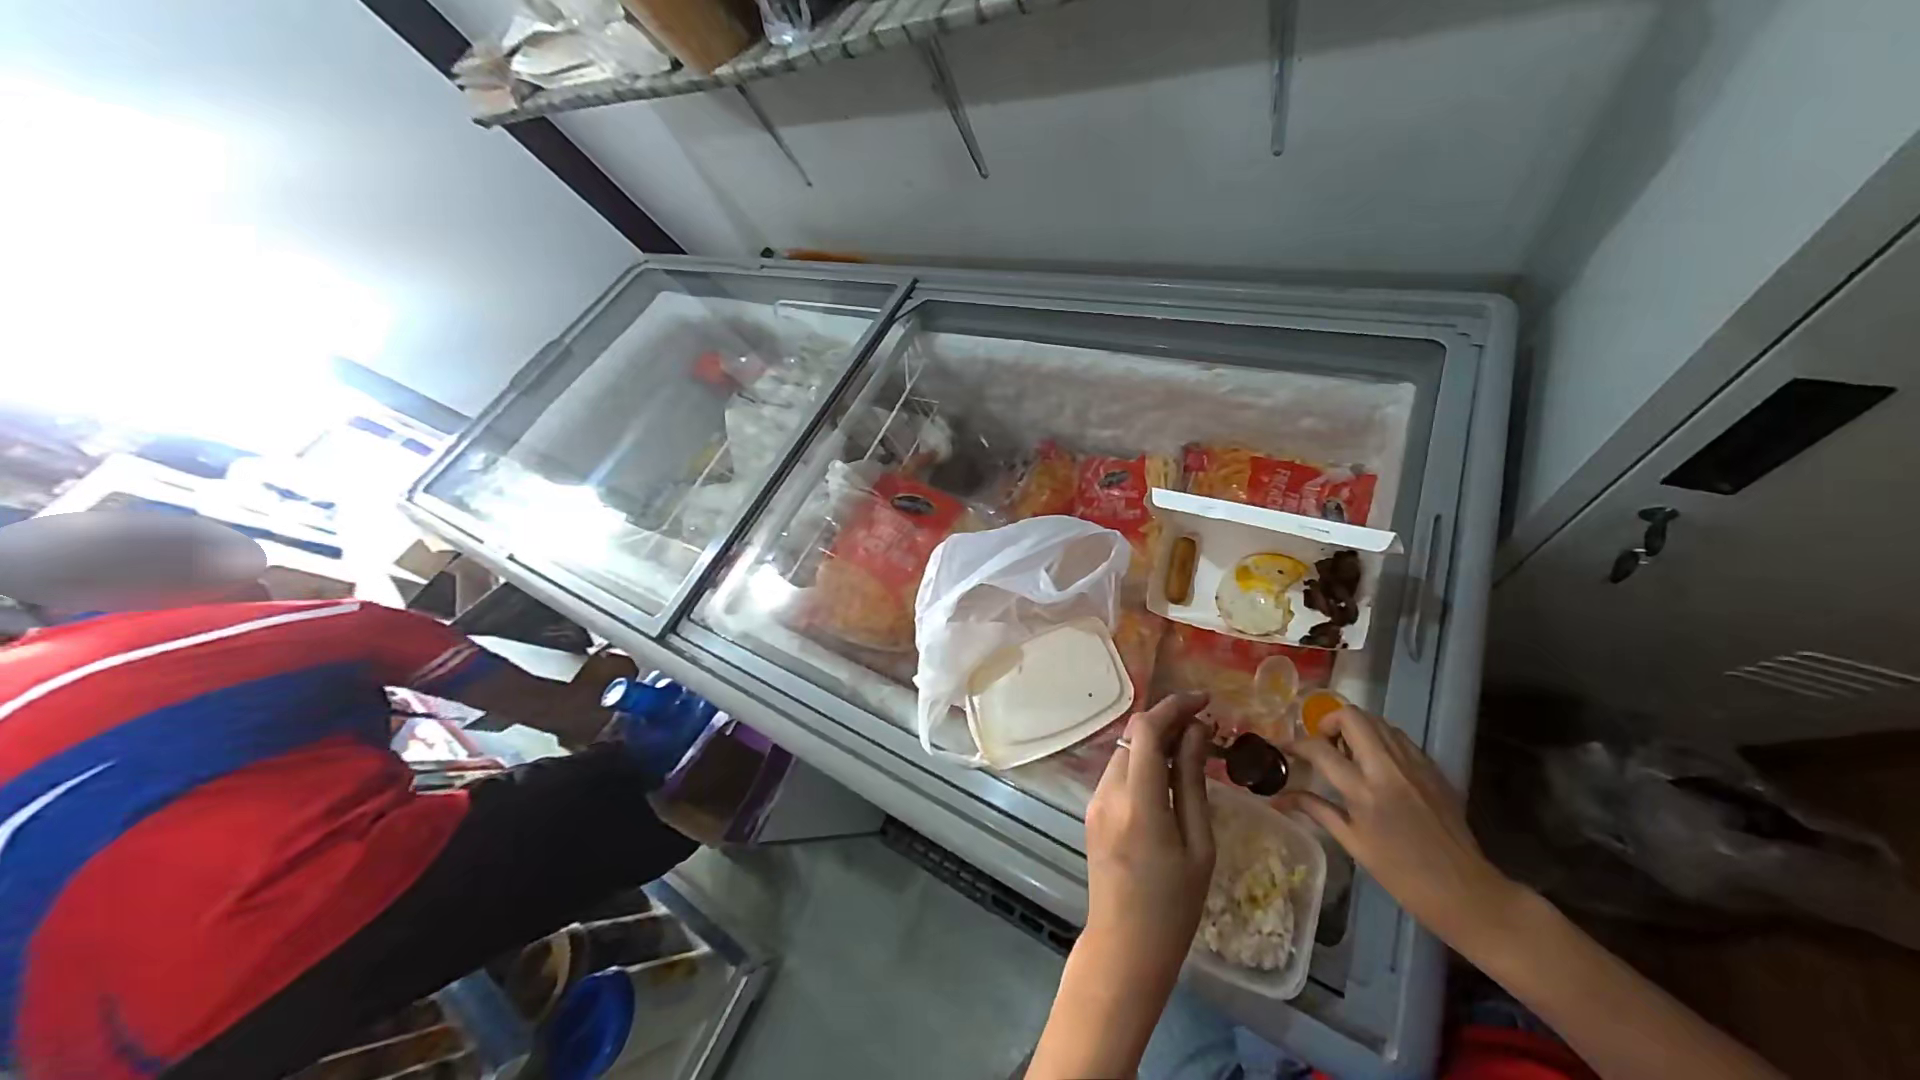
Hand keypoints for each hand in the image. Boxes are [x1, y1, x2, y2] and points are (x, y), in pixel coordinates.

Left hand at [1082, 692, 1214, 975]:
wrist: (1125, 945)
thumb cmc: (1174, 904)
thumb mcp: (1198, 844)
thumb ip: (1191, 782)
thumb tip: (1196, 733)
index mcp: (1137, 801)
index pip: (1145, 730)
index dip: (1174, 706)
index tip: (1204, 701)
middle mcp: (1107, 792)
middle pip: (1131, 736)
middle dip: (1167, 722)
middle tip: (1205, 729)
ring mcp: (1094, 802)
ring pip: (1123, 752)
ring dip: (1154, 742)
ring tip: (1191, 752)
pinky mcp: (1092, 812)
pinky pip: (1117, 773)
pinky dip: (1141, 763)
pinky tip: (1167, 777)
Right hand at [1275, 707, 1518, 948]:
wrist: (1466, 890)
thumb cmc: (1401, 874)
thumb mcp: (1351, 842)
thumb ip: (1315, 809)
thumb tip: (1277, 798)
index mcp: (1364, 791)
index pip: (1320, 749)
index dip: (1295, 744)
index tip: (1283, 748)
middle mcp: (1389, 768)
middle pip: (1352, 717)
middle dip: (1328, 723)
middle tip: (1321, 745)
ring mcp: (1415, 765)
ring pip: (1378, 721)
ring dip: (1355, 728)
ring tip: (1346, 753)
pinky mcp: (1433, 768)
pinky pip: (1399, 737)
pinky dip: (1379, 739)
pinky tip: (1375, 764)